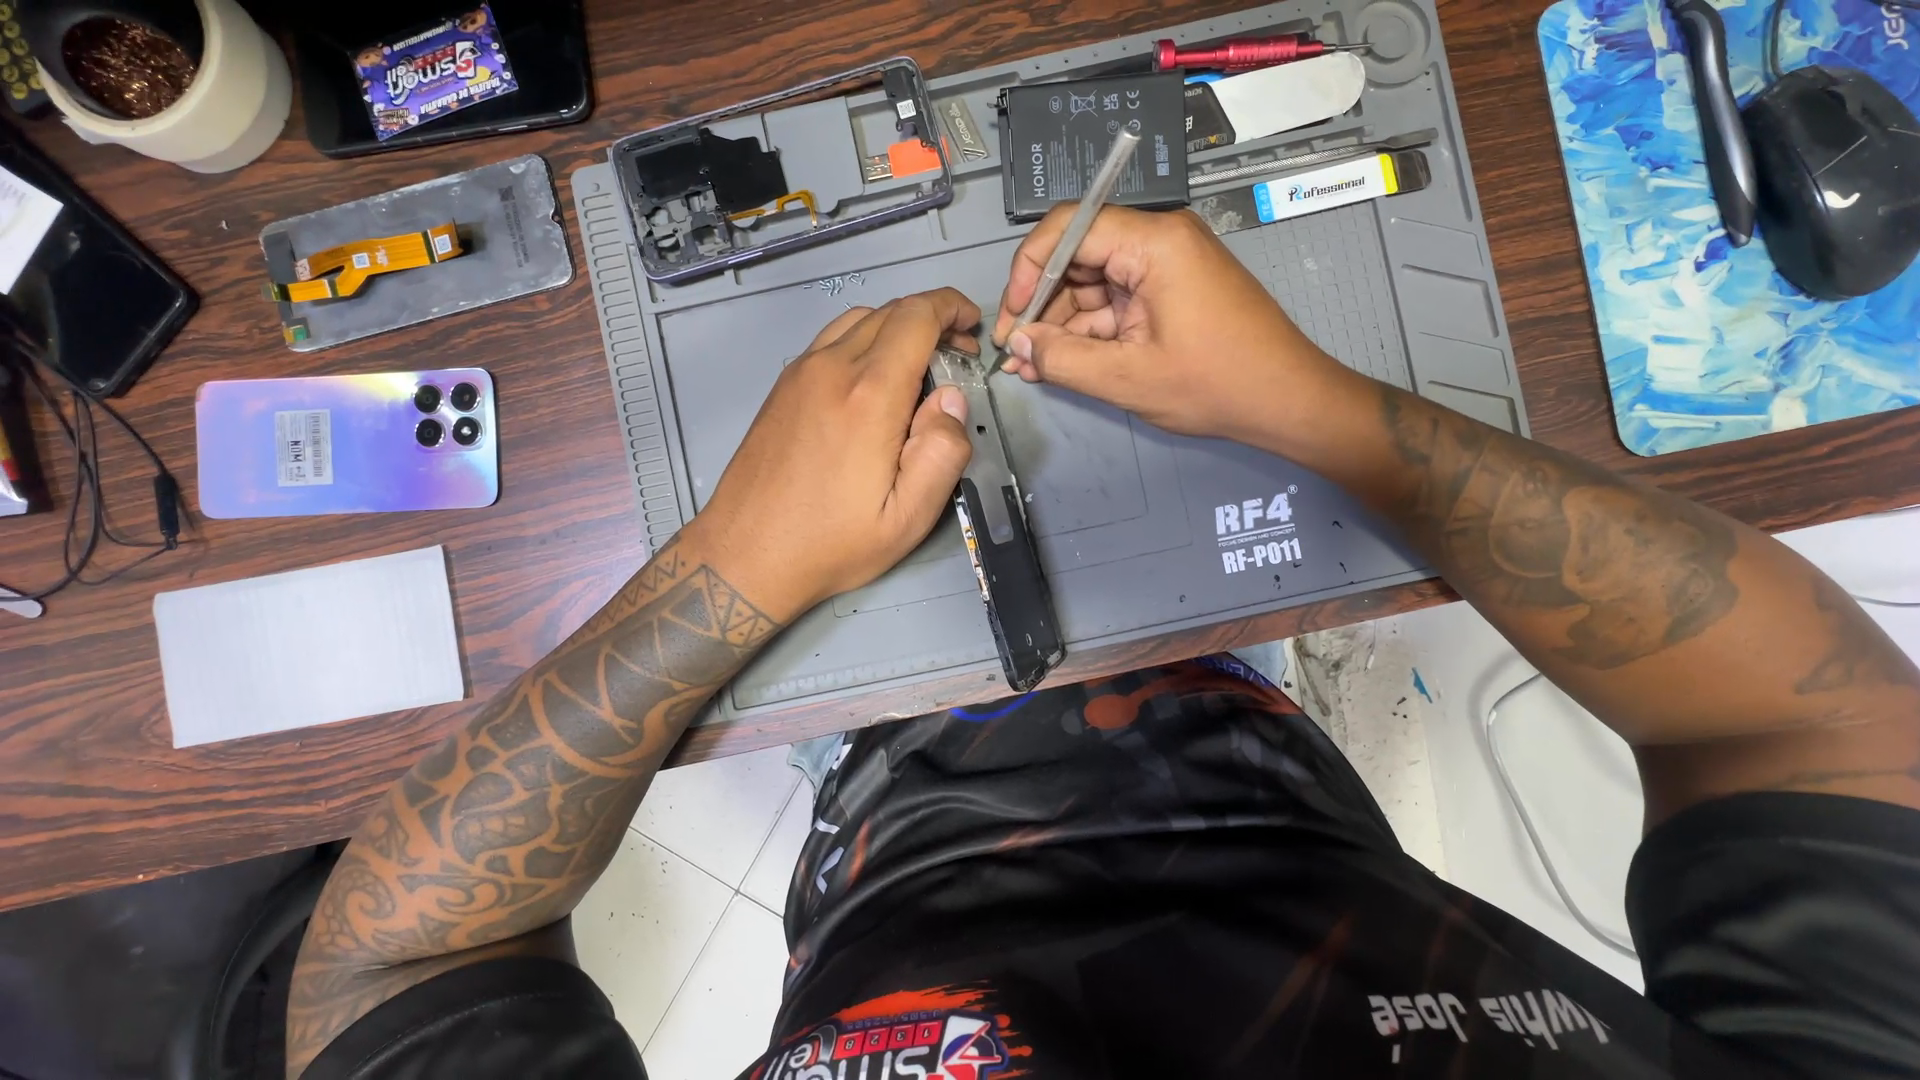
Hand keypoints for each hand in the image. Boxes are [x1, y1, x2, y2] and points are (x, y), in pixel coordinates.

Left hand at [682, 289, 977, 622]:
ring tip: (918, 367)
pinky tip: (873, 383)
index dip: (951, 308)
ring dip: (895, 329)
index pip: (916, 317)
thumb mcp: (907, 517)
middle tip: (956, 354)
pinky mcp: (782, 388)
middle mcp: (831, 369)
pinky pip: (830, 341)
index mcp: (869, 395)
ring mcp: (800, 374)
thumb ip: (942, 452)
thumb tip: (952, 399)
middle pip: (889, 312)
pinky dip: (863, 342)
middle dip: (931, 320)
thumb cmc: (830, 543)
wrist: (746, 556)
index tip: (971, 325)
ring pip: (857, 320)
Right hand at [992, 205, 1349, 445]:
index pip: (1067, 229)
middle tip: (1017, 351)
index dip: (1028, 271)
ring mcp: (1166, 266)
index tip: (1011, 318)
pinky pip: (1115, 303)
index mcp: (1154, 243)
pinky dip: (1089, 331)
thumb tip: (1019, 346)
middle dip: (1042, 304)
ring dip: (1061, 324)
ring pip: (1092, 283)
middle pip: (1078, 256)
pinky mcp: (1170, 291)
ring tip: (1034, 366)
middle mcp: (1160, 241)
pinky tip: (1062, 361)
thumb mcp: (1127, 377)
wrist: (1286, 400)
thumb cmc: (1219, 384)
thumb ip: (1062, 359)